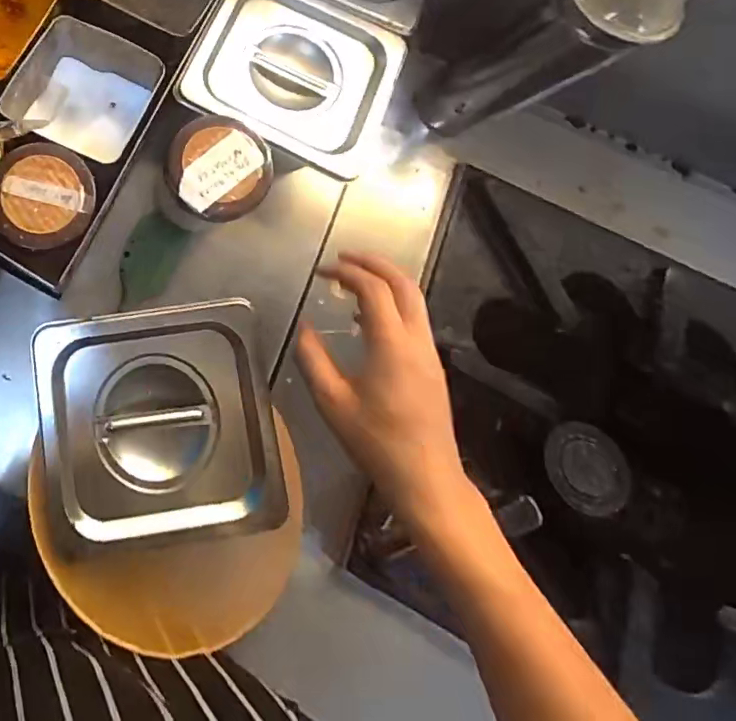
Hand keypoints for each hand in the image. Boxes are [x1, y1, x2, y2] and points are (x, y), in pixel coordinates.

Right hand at [296, 253, 470, 523]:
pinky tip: (367, 316)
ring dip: (386, 280)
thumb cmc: (375, 442)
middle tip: (344, 257)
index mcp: (392, 346)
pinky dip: (392, 302)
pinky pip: (415, 318)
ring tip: (353, 278)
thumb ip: (312, 359)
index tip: (322, 271)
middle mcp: (417, 341)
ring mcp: (429, 353)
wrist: (427, 479)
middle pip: (404, 284)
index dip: (347, 272)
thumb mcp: (331, 401)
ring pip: (415, 299)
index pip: (374, 290)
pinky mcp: (432, 366)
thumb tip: (304, 327)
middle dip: (374, 263)